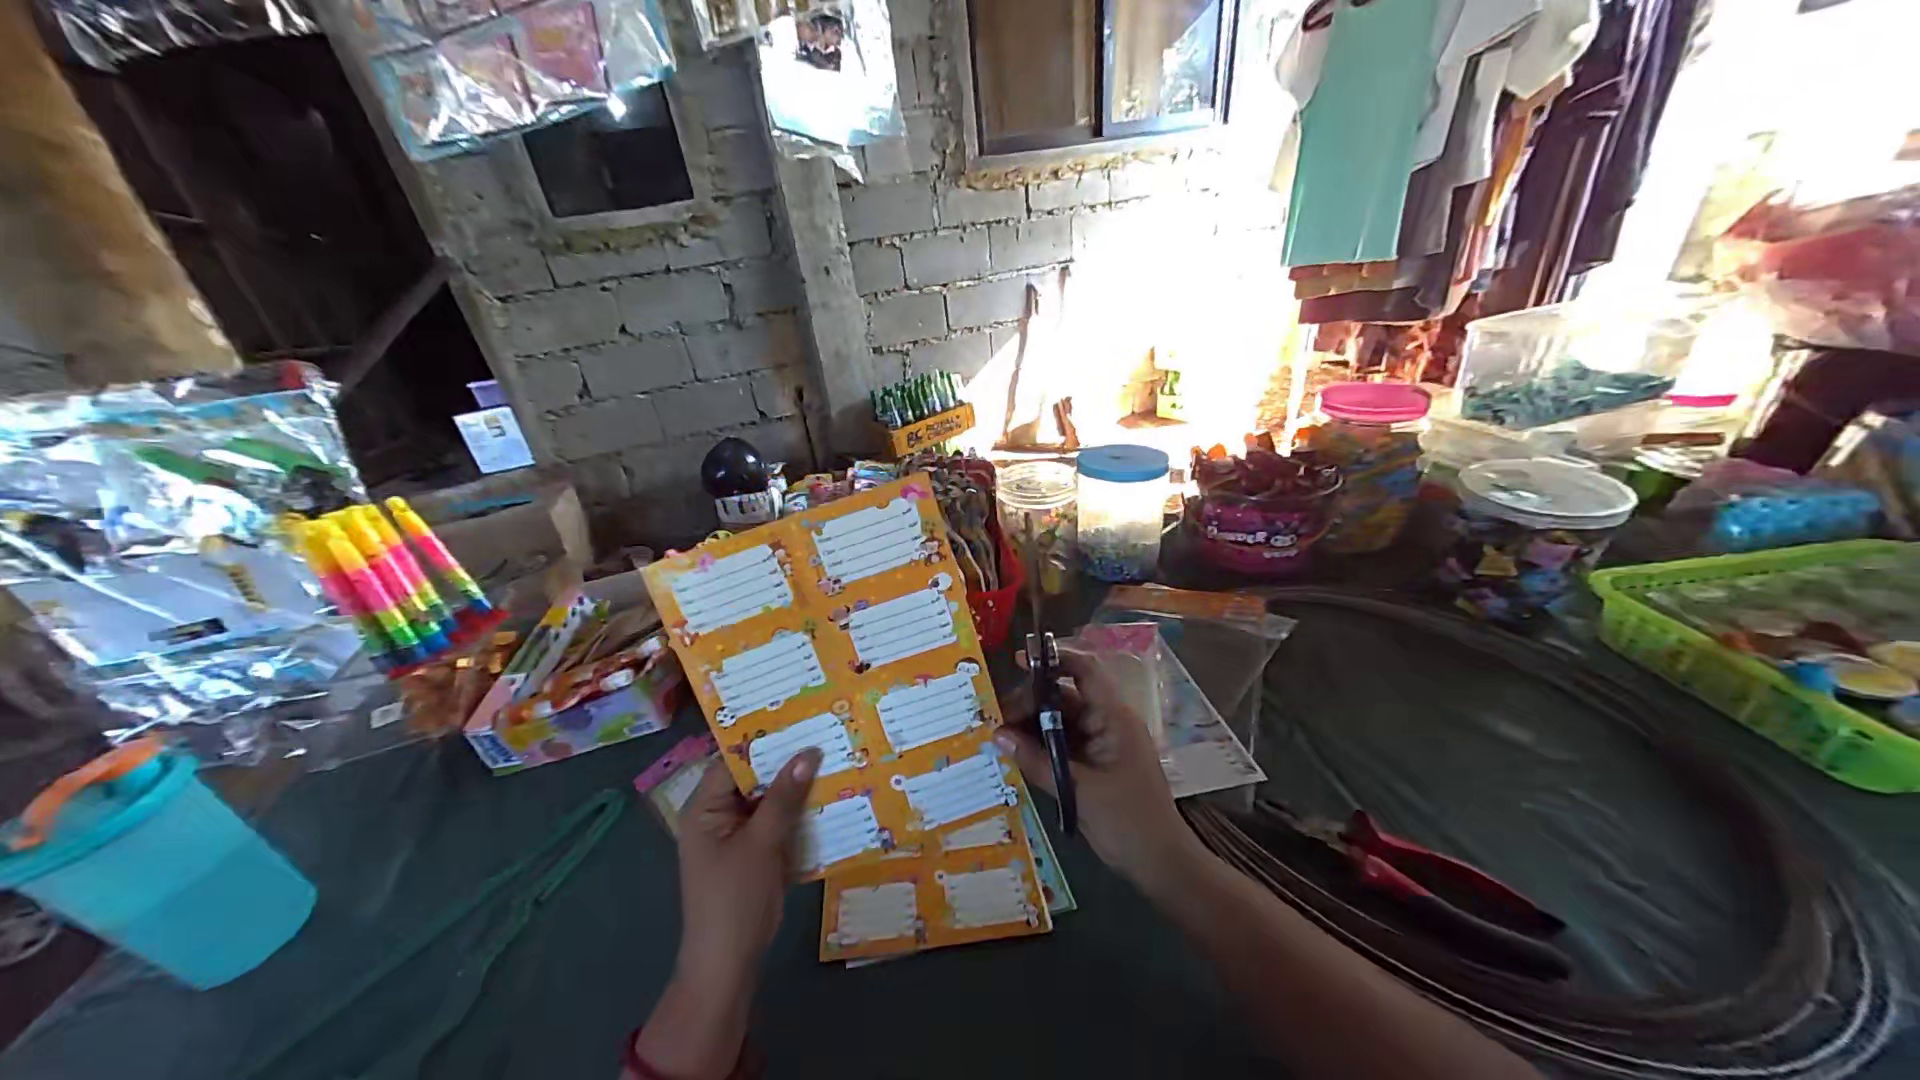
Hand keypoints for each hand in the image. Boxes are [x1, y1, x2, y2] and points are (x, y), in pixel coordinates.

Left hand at [674, 749, 819, 981]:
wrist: (728, 964)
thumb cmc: (734, 899)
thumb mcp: (760, 843)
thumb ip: (783, 797)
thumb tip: (809, 751)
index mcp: (705, 807)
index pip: (734, 760)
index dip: (764, 738)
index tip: (799, 716)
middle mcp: (719, 814)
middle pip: (755, 777)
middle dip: (788, 760)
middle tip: (825, 731)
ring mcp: (739, 834)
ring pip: (771, 798)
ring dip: (798, 784)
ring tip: (835, 755)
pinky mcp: (757, 851)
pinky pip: (780, 820)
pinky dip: (800, 810)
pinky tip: (831, 795)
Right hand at [997, 643, 1205, 894]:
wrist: (1161, 864)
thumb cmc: (1126, 822)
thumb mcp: (1076, 790)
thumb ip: (1036, 760)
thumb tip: (998, 734)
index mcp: (1114, 718)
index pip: (1085, 671)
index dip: (1054, 660)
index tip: (1020, 661)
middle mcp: (1109, 722)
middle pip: (1065, 696)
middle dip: (1032, 702)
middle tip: (1000, 722)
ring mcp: (1103, 742)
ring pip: (1062, 720)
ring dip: (1033, 725)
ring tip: (1003, 738)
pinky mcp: (1097, 762)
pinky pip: (1065, 742)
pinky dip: (1043, 744)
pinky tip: (1019, 753)